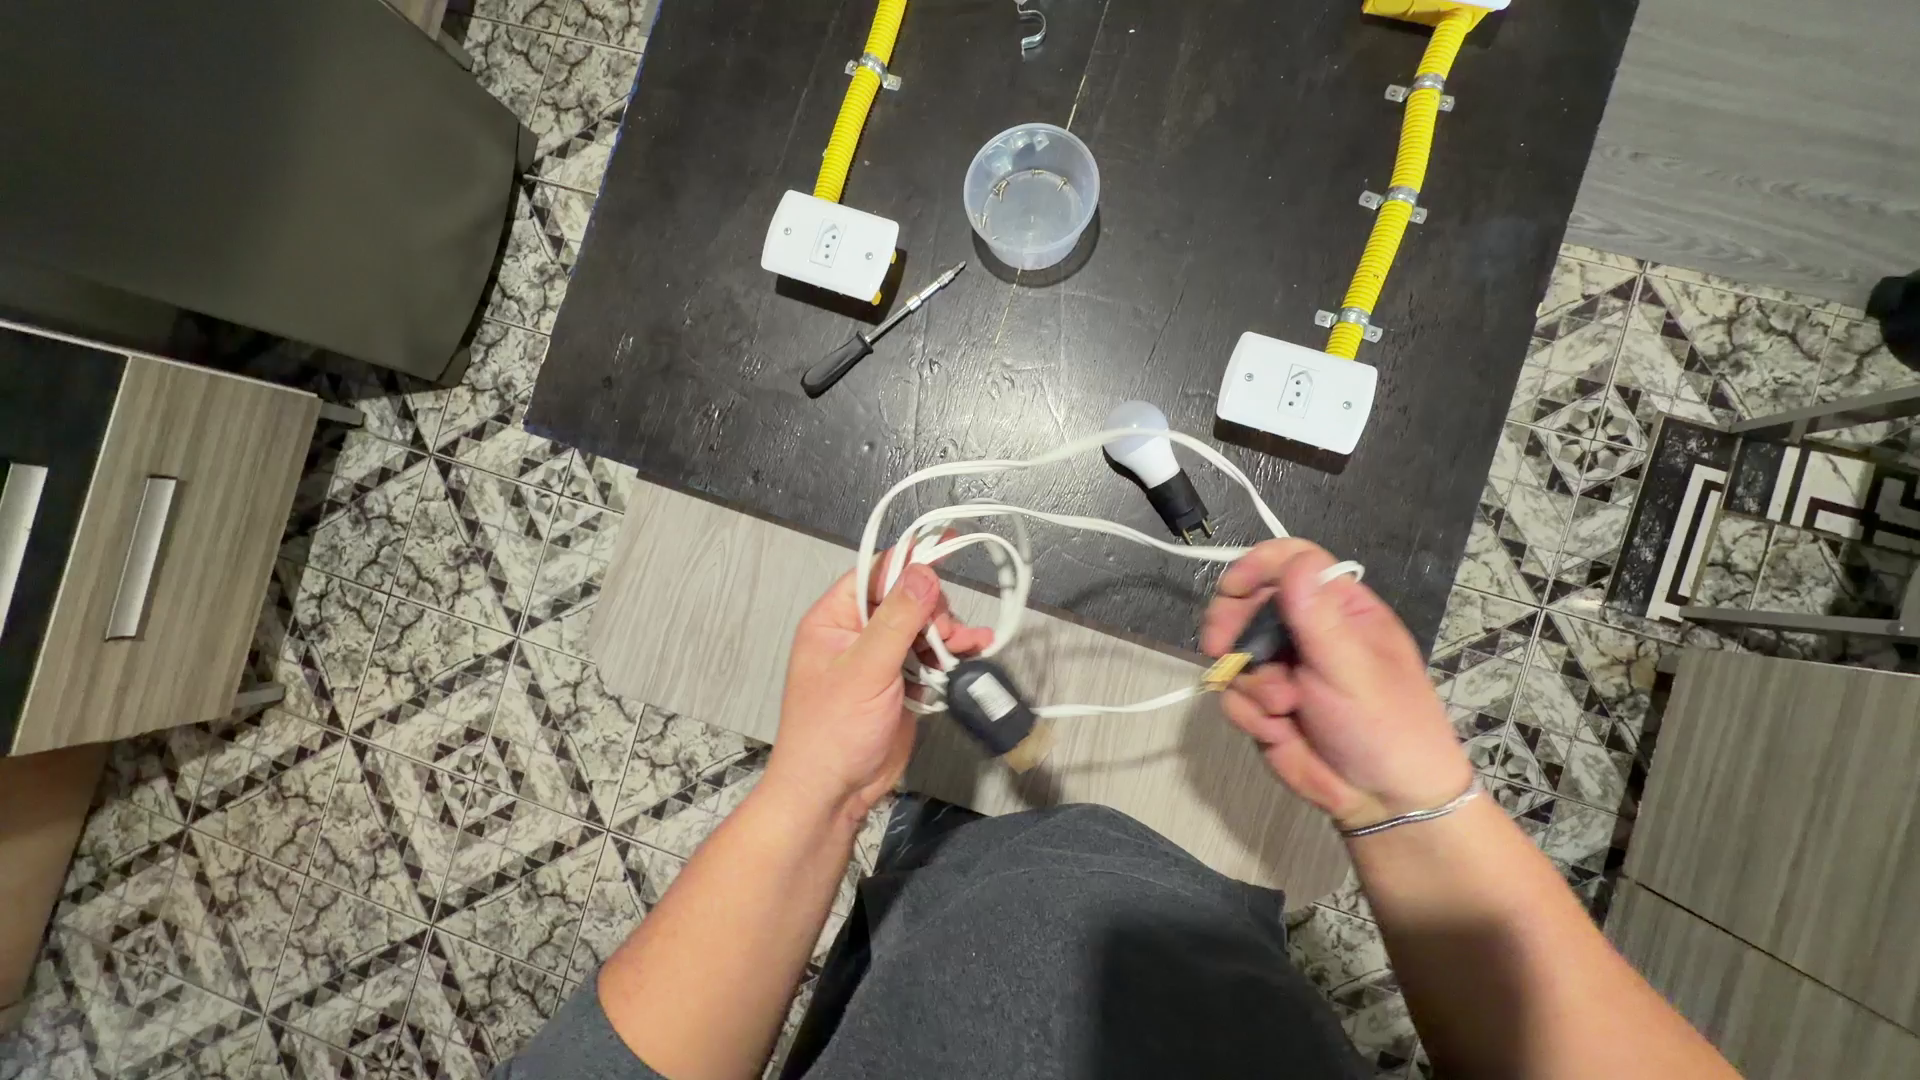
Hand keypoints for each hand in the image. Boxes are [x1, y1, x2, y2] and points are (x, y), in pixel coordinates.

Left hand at [769, 559, 991, 821]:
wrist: (833, 795)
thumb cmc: (834, 729)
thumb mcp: (866, 668)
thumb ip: (897, 618)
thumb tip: (923, 570)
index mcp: (835, 619)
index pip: (875, 574)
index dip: (910, 560)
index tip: (948, 545)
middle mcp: (858, 633)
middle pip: (907, 598)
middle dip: (934, 609)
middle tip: (944, 634)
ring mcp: (882, 660)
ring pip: (924, 628)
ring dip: (949, 633)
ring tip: (967, 646)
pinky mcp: (903, 684)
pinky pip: (932, 658)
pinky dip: (953, 655)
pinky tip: (977, 651)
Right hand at [1200, 539, 1471, 830]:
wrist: (1383, 802)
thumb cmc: (1387, 727)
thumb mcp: (1353, 670)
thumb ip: (1317, 617)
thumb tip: (1295, 561)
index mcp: (1340, 609)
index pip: (1292, 562)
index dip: (1257, 567)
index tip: (1232, 590)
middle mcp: (1305, 631)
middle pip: (1247, 603)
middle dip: (1231, 628)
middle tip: (1220, 649)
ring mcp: (1281, 667)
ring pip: (1234, 654)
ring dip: (1251, 685)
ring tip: (1285, 711)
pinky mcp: (1262, 702)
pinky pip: (1232, 694)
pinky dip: (1250, 714)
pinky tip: (1280, 731)